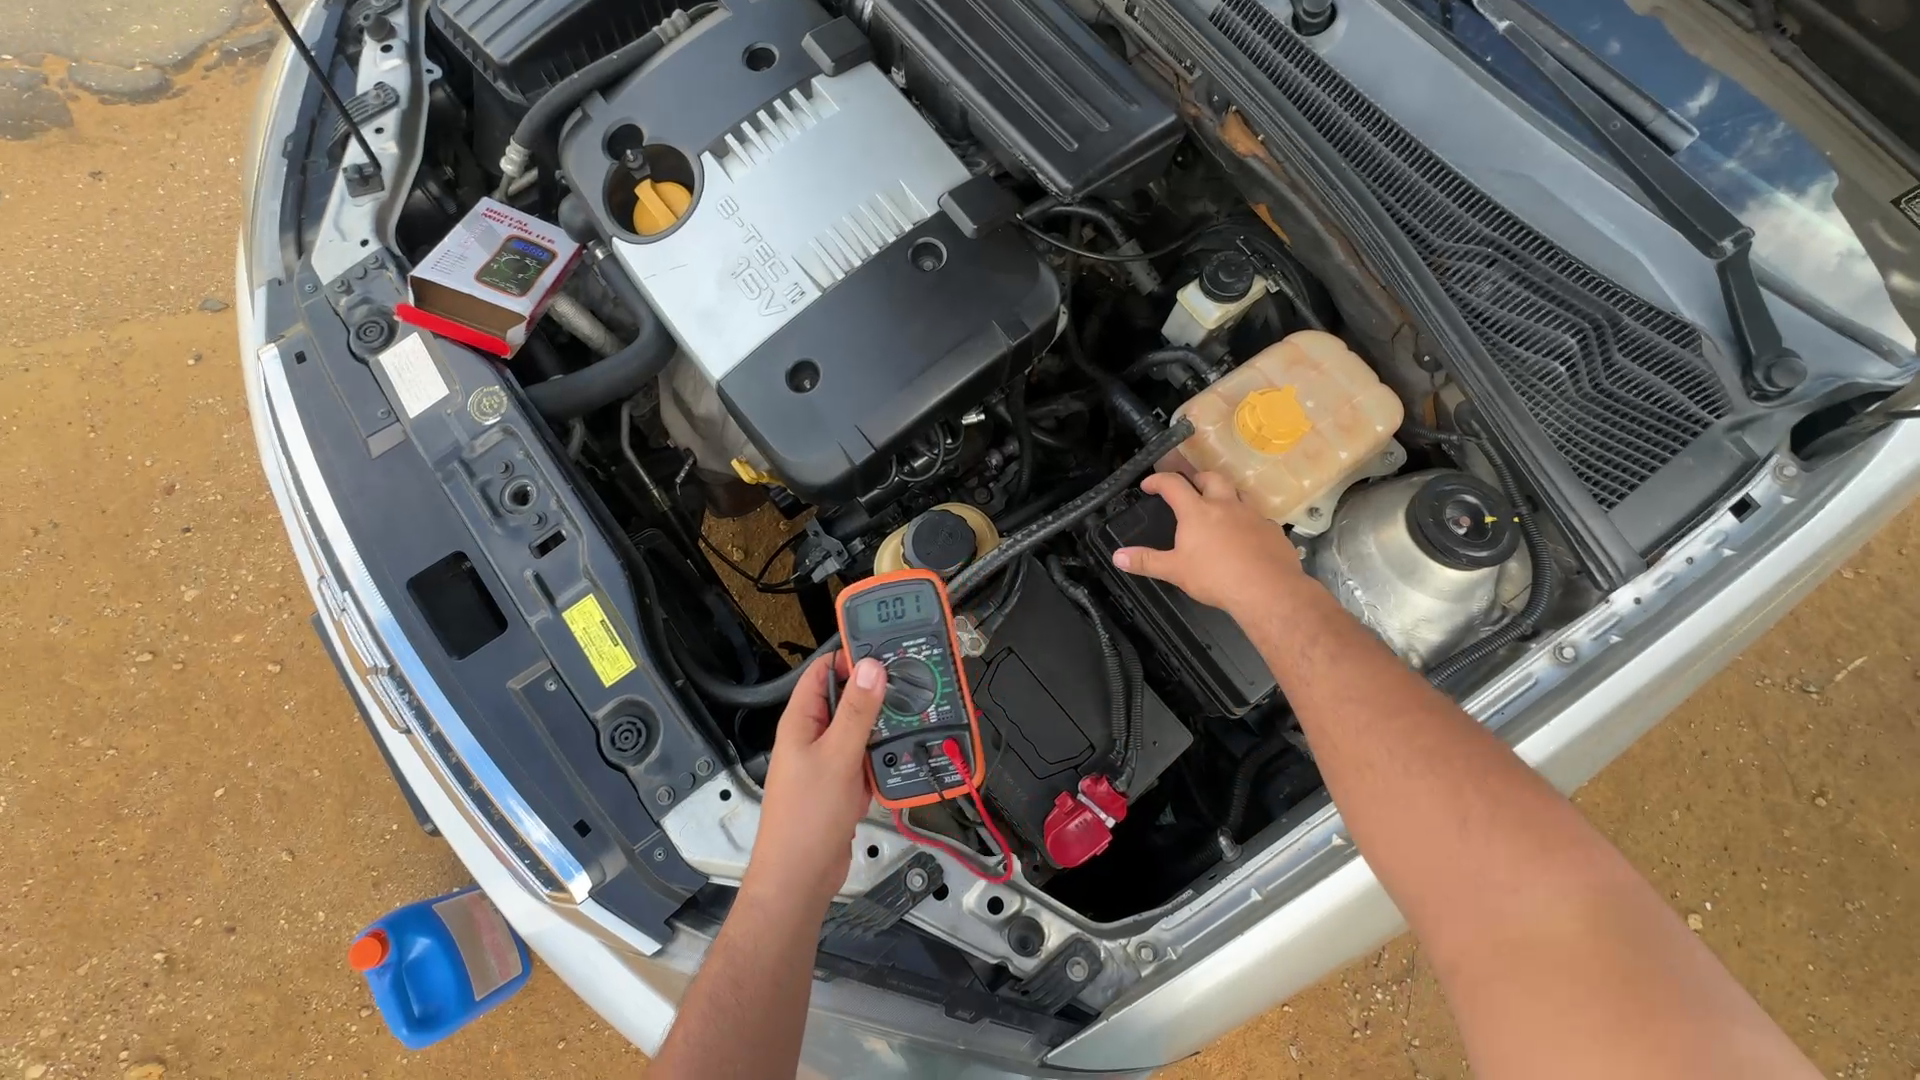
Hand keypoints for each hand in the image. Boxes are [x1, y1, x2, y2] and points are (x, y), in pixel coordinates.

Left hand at [745, 654, 886, 908]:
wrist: (801, 878)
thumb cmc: (806, 818)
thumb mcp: (838, 756)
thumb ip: (857, 712)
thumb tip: (871, 667)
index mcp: (801, 721)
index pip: (823, 671)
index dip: (851, 657)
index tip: (886, 649)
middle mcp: (812, 736)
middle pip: (847, 699)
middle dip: (876, 691)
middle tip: (911, 679)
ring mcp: (828, 760)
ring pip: (860, 729)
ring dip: (882, 724)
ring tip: (914, 713)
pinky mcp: (842, 783)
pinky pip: (866, 757)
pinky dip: (883, 754)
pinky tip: (903, 752)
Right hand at [1111, 471, 1307, 614]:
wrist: (1267, 589)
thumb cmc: (1216, 577)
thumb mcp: (1174, 571)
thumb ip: (1146, 561)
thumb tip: (1117, 557)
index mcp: (1197, 512)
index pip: (1173, 485)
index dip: (1158, 481)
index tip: (1149, 485)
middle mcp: (1225, 505)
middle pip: (1211, 478)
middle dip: (1197, 479)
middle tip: (1190, 488)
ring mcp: (1252, 515)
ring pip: (1238, 493)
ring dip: (1226, 494)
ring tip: (1218, 508)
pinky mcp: (1272, 529)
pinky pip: (1257, 517)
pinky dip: (1246, 520)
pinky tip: (1244, 536)